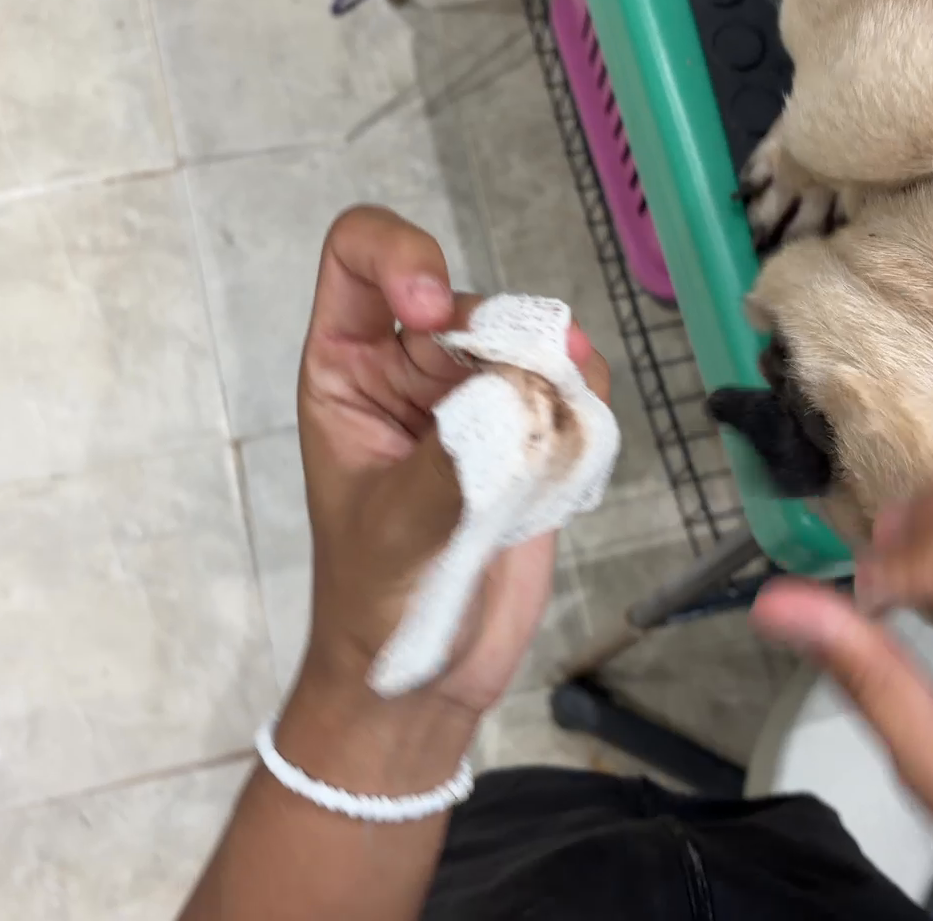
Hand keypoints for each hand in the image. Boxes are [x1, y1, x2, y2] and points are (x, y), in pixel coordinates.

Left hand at [295, 206, 609, 718]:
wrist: (427, 676)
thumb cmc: (378, 604)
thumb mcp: (398, 530)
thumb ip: (453, 460)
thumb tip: (518, 396)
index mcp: (350, 372)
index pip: (359, 259)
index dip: (397, 255)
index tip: (432, 310)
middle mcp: (411, 371)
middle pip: (464, 302)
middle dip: (502, 338)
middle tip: (535, 395)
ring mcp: (473, 402)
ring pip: (524, 340)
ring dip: (553, 369)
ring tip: (565, 422)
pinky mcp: (524, 436)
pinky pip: (564, 386)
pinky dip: (582, 401)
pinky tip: (578, 440)